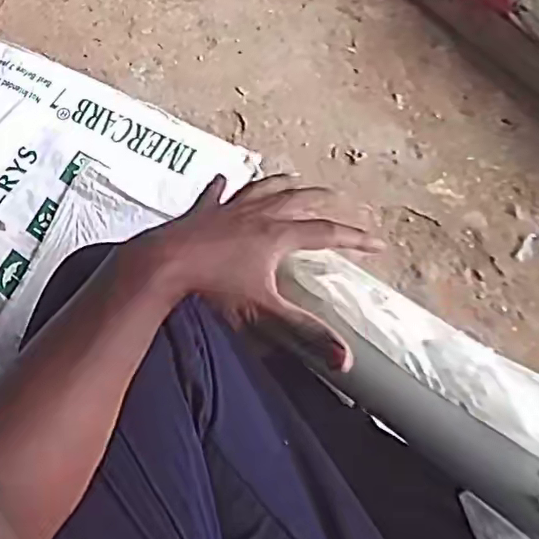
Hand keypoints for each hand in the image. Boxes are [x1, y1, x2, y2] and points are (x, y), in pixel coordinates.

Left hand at [119, 174, 382, 371]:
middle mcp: (254, 215)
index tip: (376, 243)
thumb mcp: (263, 309)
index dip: (353, 239)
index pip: (325, 233)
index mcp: (276, 235)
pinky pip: (213, 194)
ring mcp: (225, 209)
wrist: (163, 262)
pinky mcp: (199, 211)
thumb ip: (304, 331)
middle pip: (294, 200)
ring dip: (277, 184)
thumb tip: (345, 359)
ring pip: (258, 189)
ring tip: (291, 179)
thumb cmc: (211, 284)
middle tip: (335, 197)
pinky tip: (221, 179)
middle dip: (318, 198)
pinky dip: (221, 186)